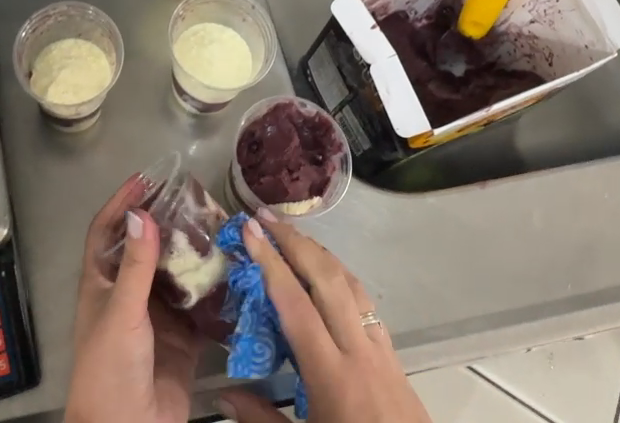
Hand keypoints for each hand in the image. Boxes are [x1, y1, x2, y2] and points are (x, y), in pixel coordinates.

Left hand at [65, 174, 203, 422]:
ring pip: (177, 275)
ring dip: (195, 255)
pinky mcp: (182, 341)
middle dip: (168, 225)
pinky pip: (200, 309)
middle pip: (148, 249)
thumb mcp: (121, 312)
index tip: (145, 178)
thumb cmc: (109, 366)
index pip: (107, 231)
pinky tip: (235, 273)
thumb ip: (136, 265)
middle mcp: (129, 295)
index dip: (122, 203)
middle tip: (197, 200)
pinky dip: (216, 293)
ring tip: (221, 229)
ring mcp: (157, 317)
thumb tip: (142, 213)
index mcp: (103, 284)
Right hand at [218, 213, 431, 422]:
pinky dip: (342, 278)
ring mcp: (383, 353)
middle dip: (295, 242)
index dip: (270, 263)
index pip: (296, 304)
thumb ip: (262, 420)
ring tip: (291, 235)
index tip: (249, 230)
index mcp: (332, 377)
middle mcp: (360, 354)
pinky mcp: (396, 360)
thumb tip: (223, 395)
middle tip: (264, 217)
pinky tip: (328, 276)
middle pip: (328, 280)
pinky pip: (367, 305)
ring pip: (352, 286)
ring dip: (320, 253)